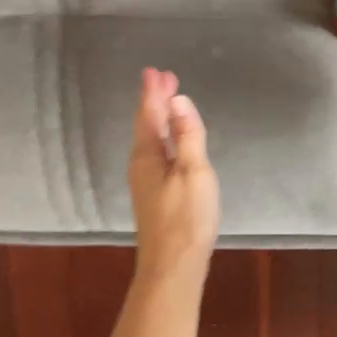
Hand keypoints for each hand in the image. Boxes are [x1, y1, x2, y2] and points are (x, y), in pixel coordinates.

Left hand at [128, 67, 219, 275]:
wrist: (174, 264)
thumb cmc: (186, 216)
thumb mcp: (194, 171)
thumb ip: (188, 135)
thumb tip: (178, 100)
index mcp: (148, 156)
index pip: (149, 115)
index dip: (154, 93)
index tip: (156, 71)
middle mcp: (142, 165)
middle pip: (148, 126)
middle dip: (156, 102)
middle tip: (164, 79)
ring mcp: (147, 182)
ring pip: (152, 140)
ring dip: (160, 118)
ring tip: (169, 102)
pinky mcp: (156, 194)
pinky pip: (157, 153)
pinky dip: (165, 137)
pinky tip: (172, 142)